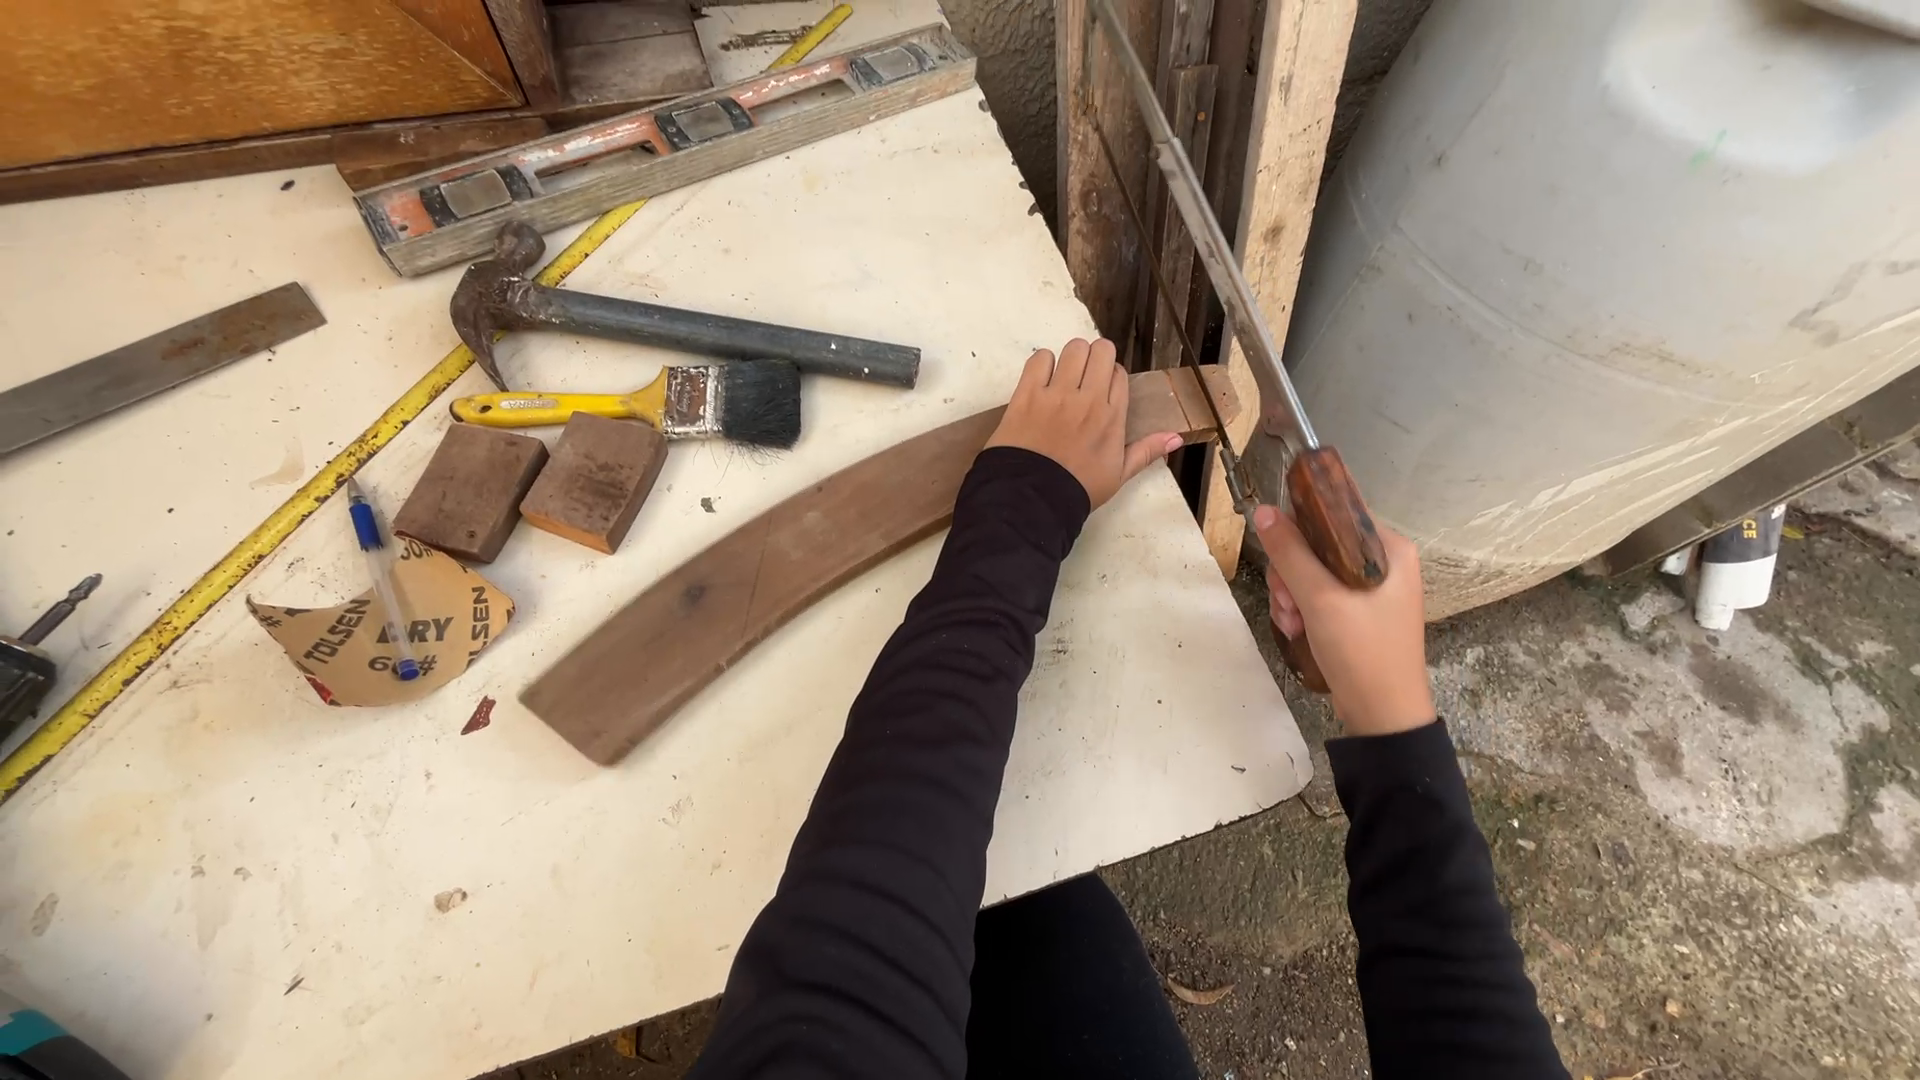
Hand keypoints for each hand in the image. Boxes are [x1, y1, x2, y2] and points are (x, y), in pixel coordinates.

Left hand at [985, 338, 1182, 508]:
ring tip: (1062, 377)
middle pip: (1100, 351)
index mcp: (1111, 416)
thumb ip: (1146, 452)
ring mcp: (1056, 394)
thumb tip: (1176, 438)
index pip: (1119, 373)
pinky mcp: (1027, 394)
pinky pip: (1039, 359)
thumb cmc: (1078, 488)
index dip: (1110, 376)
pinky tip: (1041, 380)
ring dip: (1070, 358)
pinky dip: (1042, 364)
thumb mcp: (1118, 475)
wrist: (1034, 498)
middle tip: (1083, 376)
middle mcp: (1087, 399)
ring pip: (1072, 349)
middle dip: (1094, 357)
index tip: (1101, 389)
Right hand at [1253, 506, 1434, 736]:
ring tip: (1292, 622)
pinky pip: (1317, 594)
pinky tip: (1296, 629)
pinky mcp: (1357, 611)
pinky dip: (1300, 609)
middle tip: (1288, 601)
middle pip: (1317, 545)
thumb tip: (1263, 510)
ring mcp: (1370, 589)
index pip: (1335, 513)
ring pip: (1310, 571)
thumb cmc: (1361, 650)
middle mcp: (1383, 562)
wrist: (1382, 714)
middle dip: (1291, 573)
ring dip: (1290, 595)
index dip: (1300, 528)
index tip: (1281, 556)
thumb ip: (1290, 552)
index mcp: (1389, 549)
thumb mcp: (1320, 598)